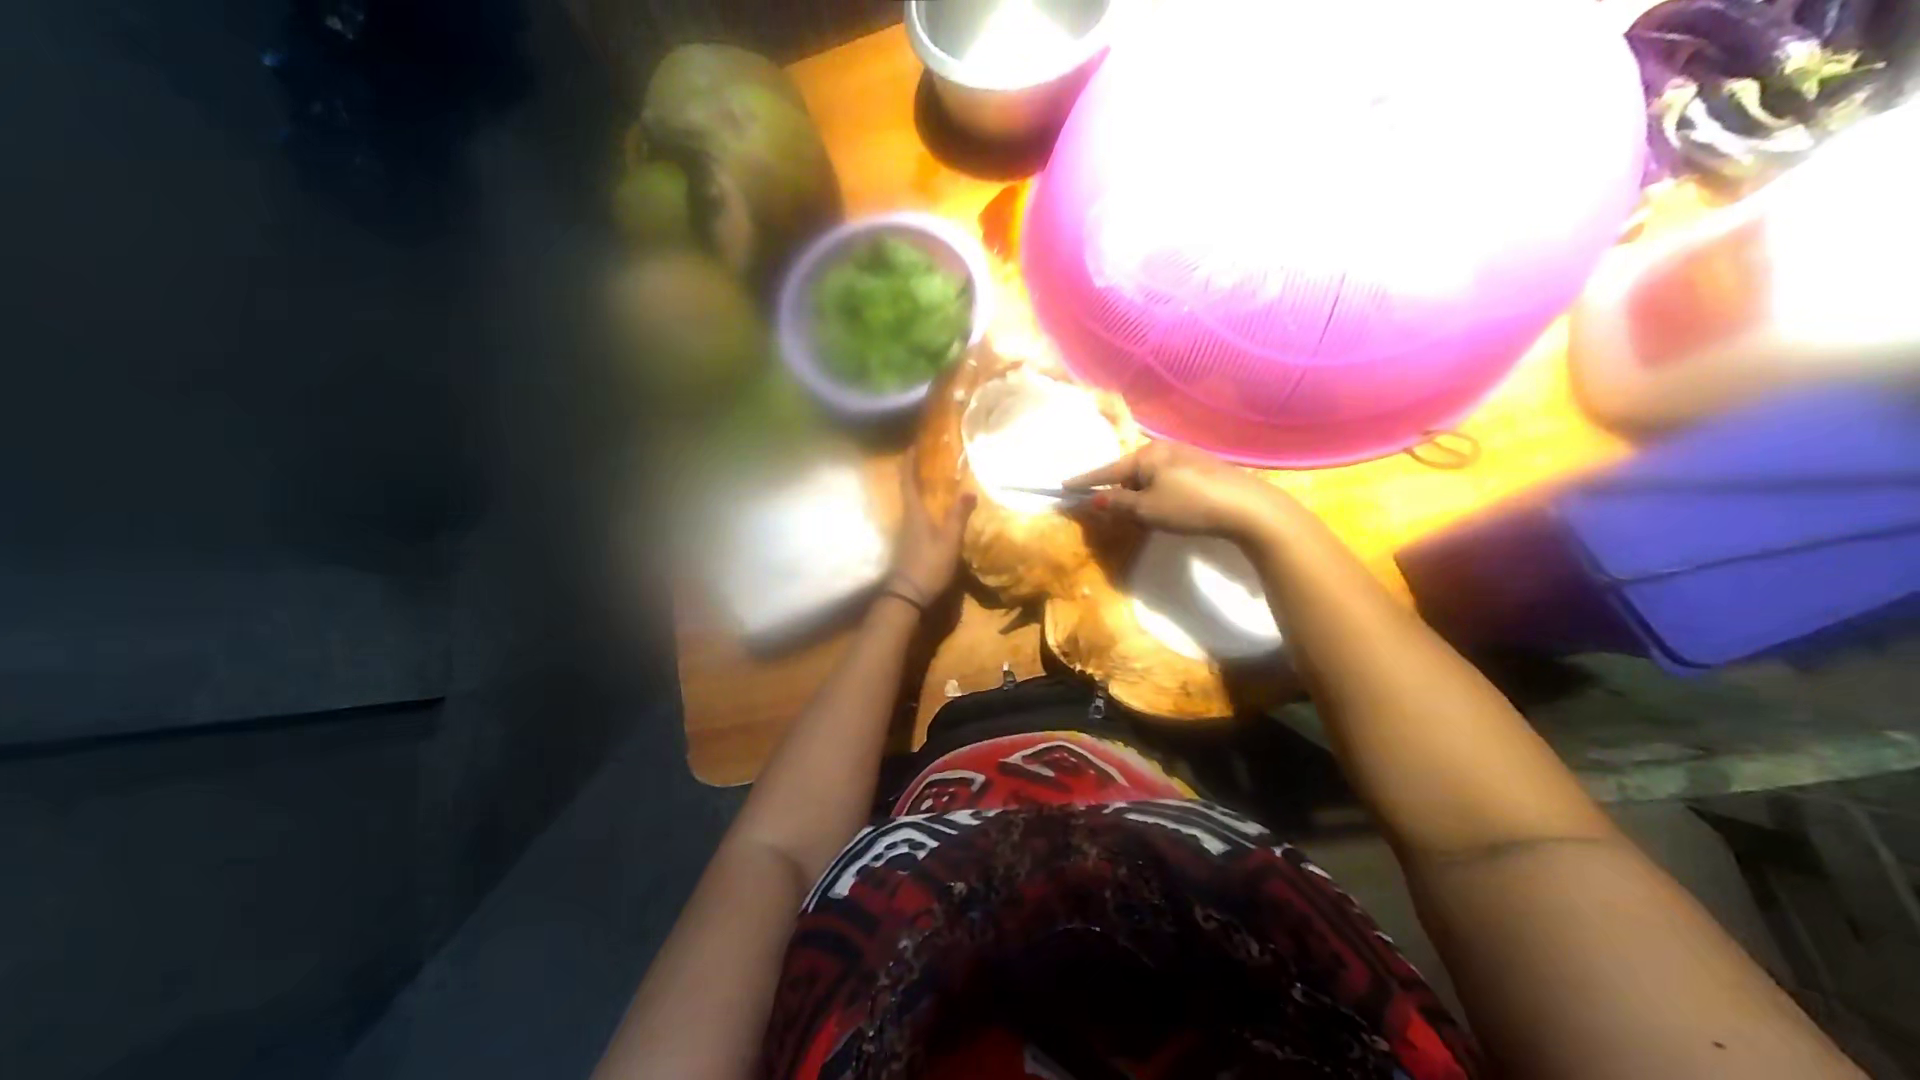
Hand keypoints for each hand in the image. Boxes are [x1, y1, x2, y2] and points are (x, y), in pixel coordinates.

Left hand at [885, 461, 975, 611]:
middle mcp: (907, 519)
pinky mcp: (909, 545)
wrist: (907, 596)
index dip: (909, 462)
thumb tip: (969, 491)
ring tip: (935, 482)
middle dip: (916, 474)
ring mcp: (906, 533)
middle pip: (908, 490)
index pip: (908, 481)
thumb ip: (958, 516)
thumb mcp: (949, 541)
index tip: (912, 445)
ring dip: (921, 491)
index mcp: (914, 513)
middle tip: (928, 459)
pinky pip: (917, 519)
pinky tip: (936, 513)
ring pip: (913, 505)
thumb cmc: (928, 565)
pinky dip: (925, 509)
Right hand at [1066, 443, 1292, 538]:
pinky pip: (1168, 478)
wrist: (1247, 508)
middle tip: (1112, 511)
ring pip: (1150, 475)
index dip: (1085, 481)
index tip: (1064, 486)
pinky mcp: (1204, 468)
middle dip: (1118, 489)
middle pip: (1129, 470)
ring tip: (1141, 514)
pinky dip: (1158, 491)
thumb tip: (1093, 499)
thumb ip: (1117, 503)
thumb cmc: (1189, 506)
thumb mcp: (1147, 510)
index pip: (1107, 469)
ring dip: (1140, 493)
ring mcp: (1187, 456)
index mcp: (1146, 454)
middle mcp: (1164, 448)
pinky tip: (1168, 507)